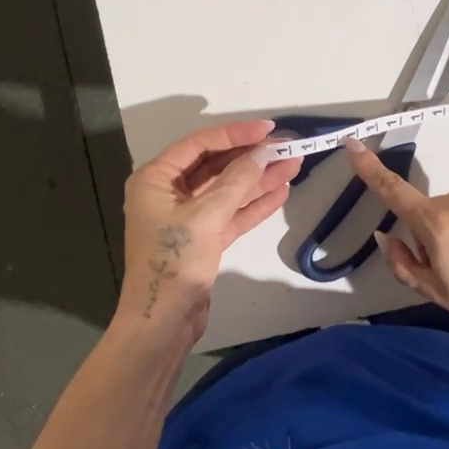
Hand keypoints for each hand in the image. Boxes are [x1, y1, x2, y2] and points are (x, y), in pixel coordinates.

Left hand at [117, 120, 302, 340]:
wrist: (163, 319)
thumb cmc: (174, 260)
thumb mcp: (206, 215)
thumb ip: (237, 180)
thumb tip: (264, 152)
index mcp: (155, 179)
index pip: (200, 144)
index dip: (235, 134)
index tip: (268, 129)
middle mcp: (168, 193)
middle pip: (216, 166)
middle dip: (252, 158)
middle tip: (287, 147)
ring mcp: (186, 217)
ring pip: (227, 191)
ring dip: (259, 179)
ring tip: (293, 165)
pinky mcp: (203, 240)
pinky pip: (231, 214)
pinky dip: (254, 204)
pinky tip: (280, 191)